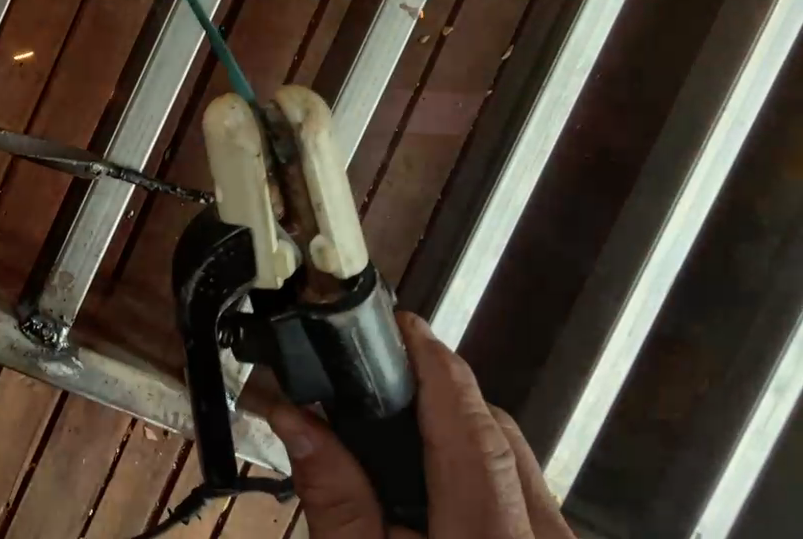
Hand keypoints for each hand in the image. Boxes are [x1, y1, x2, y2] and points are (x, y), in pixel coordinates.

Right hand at [270, 313, 574, 538]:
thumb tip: (291, 413)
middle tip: (372, 373)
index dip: (436, 367)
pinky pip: (526, 494)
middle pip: (498, 436)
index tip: (400, 322)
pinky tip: (430, 483)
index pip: (470, 431)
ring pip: (517, 463)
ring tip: (391, 426)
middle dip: (437, 392)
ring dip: (456, 430)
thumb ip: (333, 493)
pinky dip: (478, 468)